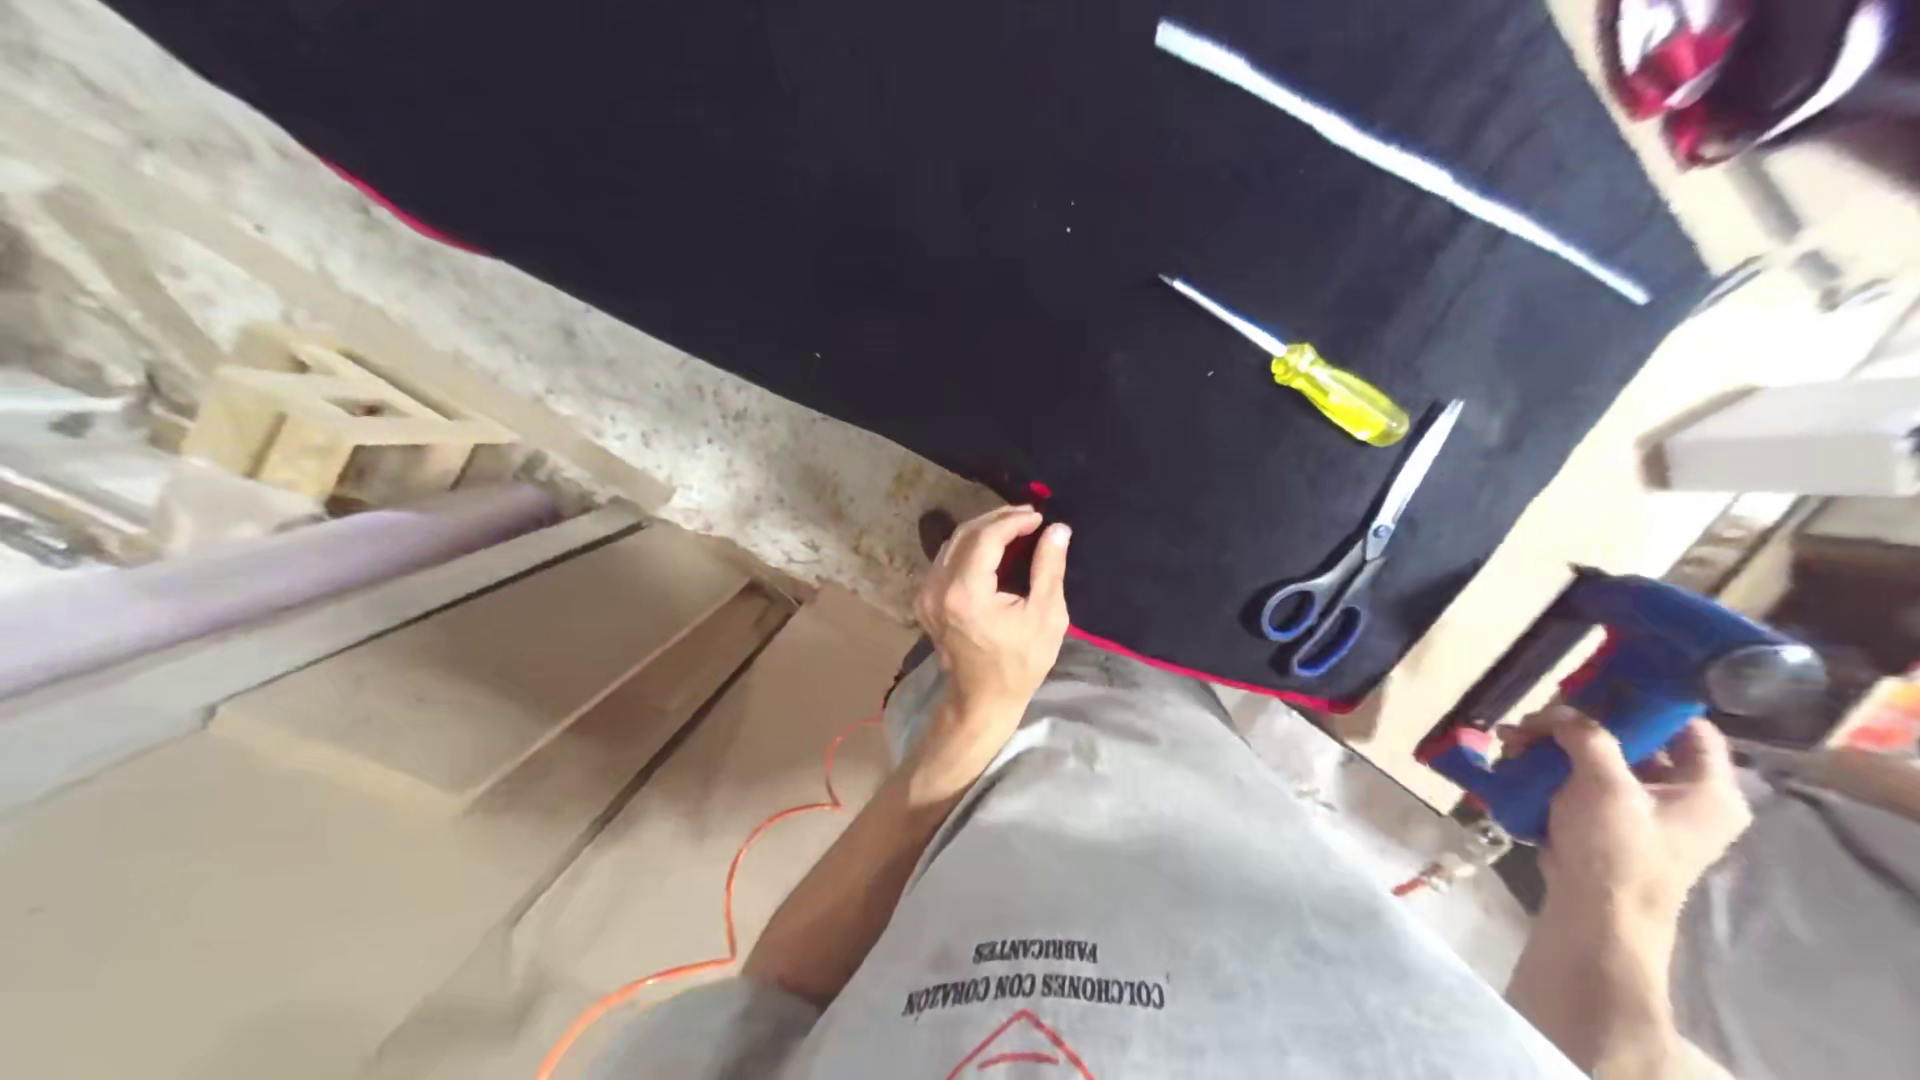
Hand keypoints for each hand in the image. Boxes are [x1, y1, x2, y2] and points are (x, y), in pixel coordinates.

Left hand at [907, 505, 1070, 797]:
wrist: (982, 699)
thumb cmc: (1020, 663)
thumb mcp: (1045, 616)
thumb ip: (1049, 568)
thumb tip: (1057, 529)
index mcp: (965, 593)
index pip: (985, 537)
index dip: (1012, 520)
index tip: (1038, 516)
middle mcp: (937, 588)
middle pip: (965, 534)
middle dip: (998, 519)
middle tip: (1029, 516)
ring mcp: (926, 594)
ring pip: (952, 543)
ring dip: (983, 530)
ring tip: (1015, 526)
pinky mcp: (924, 600)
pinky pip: (945, 560)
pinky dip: (970, 547)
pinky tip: (993, 547)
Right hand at [1517, 705, 1750, 925]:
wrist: (1596, 910)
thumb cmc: (1616, 848)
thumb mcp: (1604, 785)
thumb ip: (1586, 738)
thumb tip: (1560, 711)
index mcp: (1707, 790)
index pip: (1690, 728)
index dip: (1649, 702)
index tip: (1600, 684)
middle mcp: (1683, 796)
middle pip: (1633, 739)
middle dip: (1578, 724)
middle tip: (1538, 717)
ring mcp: (1643, 809)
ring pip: (1598, 757)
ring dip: (1554, 745)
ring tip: (1513, 740)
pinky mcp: (1608, 820)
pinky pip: (1581, 779)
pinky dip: (1551, 767)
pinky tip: (1516, 761)